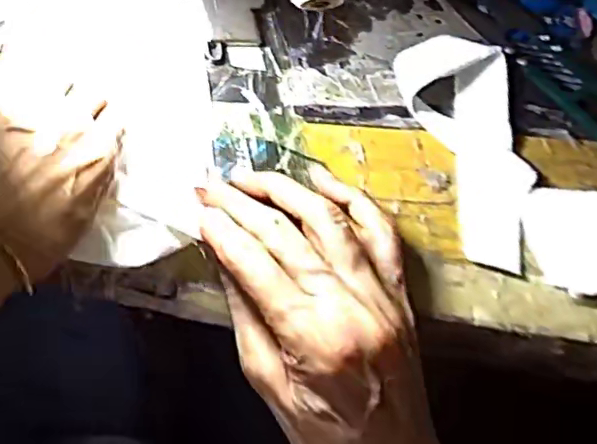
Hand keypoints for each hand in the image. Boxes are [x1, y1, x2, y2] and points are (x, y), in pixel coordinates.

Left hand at [0, 59, 123, 287]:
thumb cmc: (38, 237)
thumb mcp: (86, 210)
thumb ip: (99, 172)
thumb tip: (103, 148)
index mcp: (98, 151)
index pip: (119, 114)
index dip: (110, 114)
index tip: (104, 113)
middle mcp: (72, 119)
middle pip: (92, 86)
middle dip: (88, 92)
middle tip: (77, 96)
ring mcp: (34, 103)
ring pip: (59, 69)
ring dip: (58, 74)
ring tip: (50, 73)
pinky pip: (14, 57)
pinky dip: (19, 50)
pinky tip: (20, 42)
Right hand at [198, 168, 436, 443]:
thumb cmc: (321, 427)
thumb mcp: (262, 370)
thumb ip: (240, 303)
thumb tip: (214, 246)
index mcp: (313, 335)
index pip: (250, 258)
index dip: (216, 227)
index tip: (195, 208)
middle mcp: (352, 308)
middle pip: (283, 232)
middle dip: (237, 202)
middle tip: (208, 188)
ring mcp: (383, 298)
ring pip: (328, 219)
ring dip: (283, 189)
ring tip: (248, 178)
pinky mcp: (402, 296)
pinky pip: (382, 234)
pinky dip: (351, 199)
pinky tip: (319, 178)